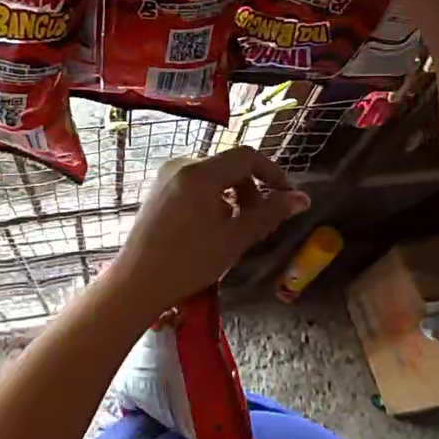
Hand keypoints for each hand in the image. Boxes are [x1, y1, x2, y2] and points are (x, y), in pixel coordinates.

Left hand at [100, 146, 310, 319]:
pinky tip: (210, 228)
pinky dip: (211, 199)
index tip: (286, 197)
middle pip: (229, 166)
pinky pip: (194, 184)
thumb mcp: (235, 239)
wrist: (137, 282)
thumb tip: (301, 199)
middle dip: (251, 190)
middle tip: (259, 223)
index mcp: (199, 172)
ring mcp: (165, 176)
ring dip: (232, 196)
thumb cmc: (188, 262)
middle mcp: (181, 165)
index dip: (272, 173)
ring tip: (234, 229)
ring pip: (212, 176)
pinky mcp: (158, 189)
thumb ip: (269, 214)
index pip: (246, 156)